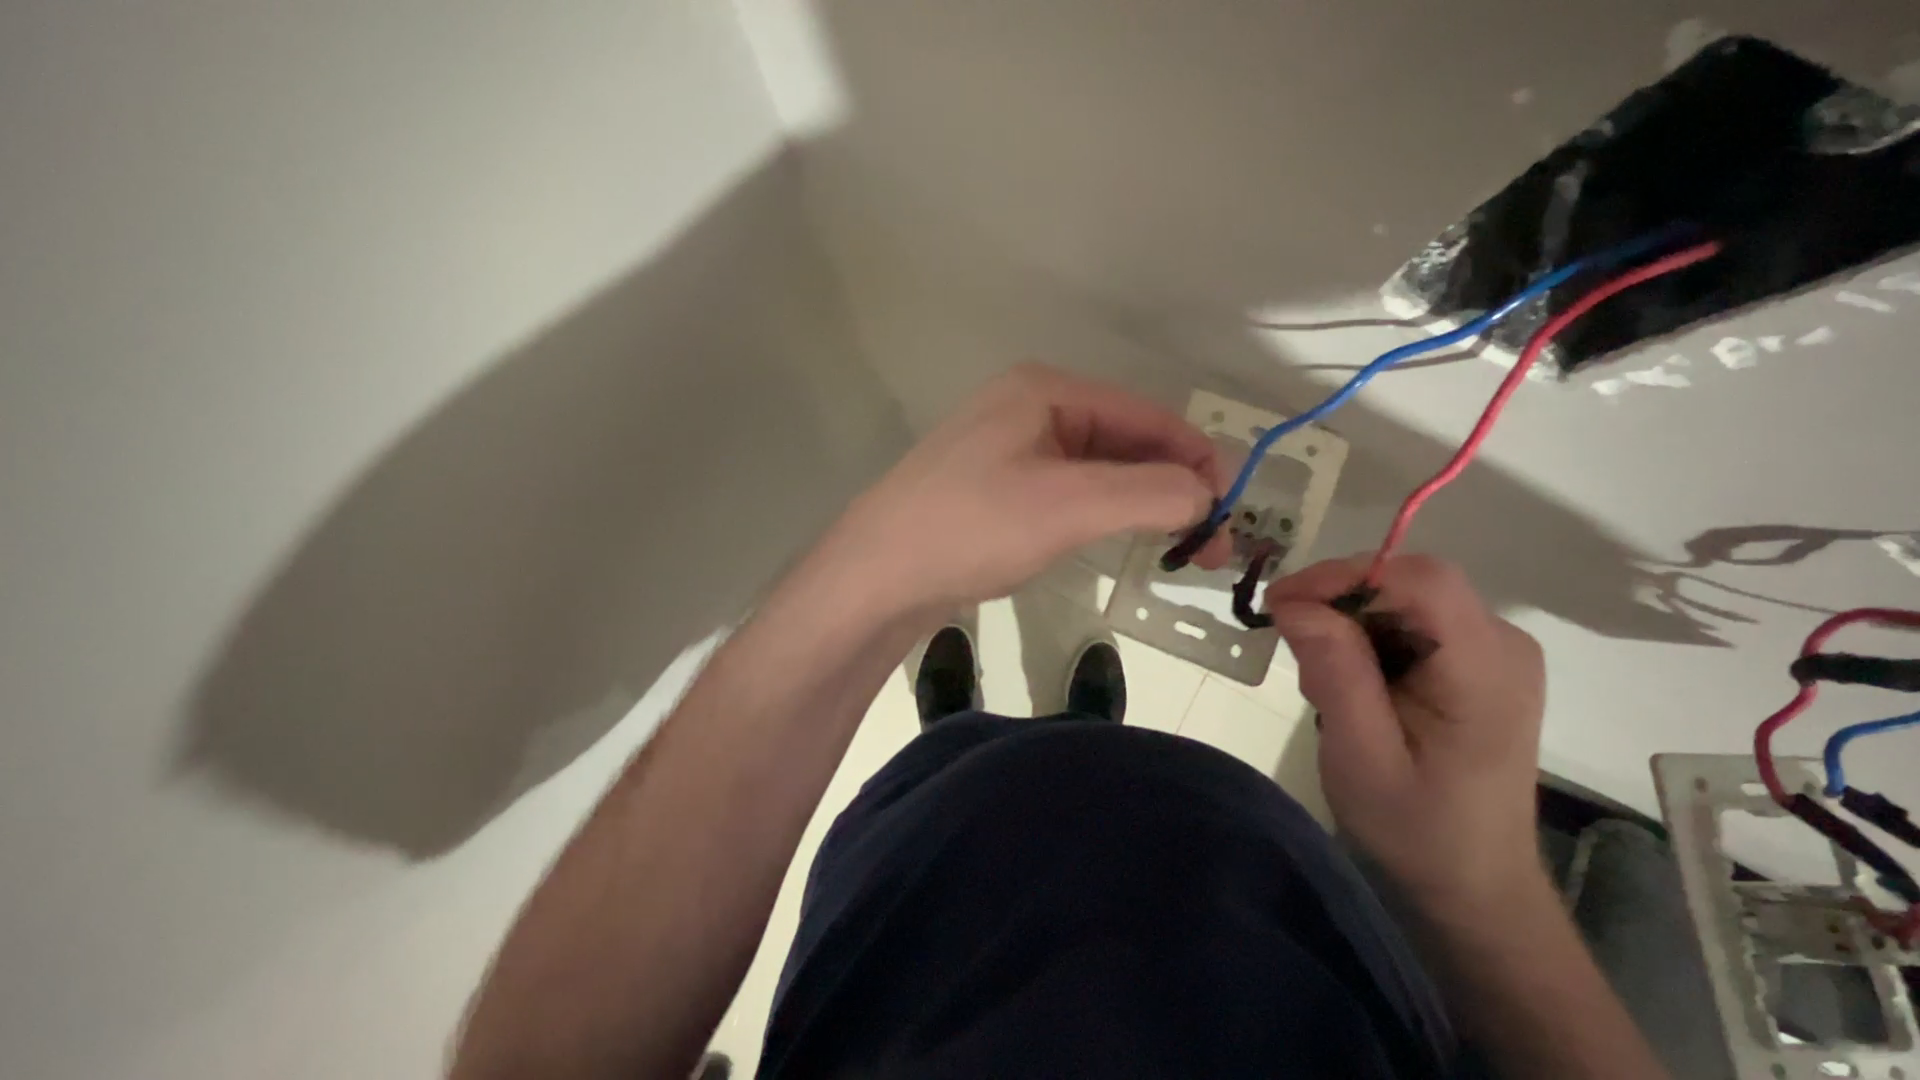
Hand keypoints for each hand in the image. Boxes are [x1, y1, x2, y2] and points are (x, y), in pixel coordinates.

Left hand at [817, 364, 1229, 620]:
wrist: (875, 576)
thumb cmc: (973, 528)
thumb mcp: (1070, 506)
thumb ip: (1151, 492)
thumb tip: (1207, 495)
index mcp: (1046, 390)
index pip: (1147, 415)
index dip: (1196, 459)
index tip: (1230, 513)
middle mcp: (1027, 406)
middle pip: (1124, 439)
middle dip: (1171, 487)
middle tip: (1207, 546)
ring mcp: (1005, 447)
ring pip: (1096, 468)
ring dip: (1139, 502)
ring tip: (1174, 548)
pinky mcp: (992, 487)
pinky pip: (1066, 490)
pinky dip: (1101, 512)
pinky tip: (1116, 540)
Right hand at [1264, 554, 1548, 919]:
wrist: (1474, 882)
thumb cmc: (1416, 827)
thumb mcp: (1361, 757)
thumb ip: (1335, 674)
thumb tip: (1294, 602)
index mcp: (1487, 668)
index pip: (1421, 579)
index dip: (1344, 575)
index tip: (1281, 604)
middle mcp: (1503, 643)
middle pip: (1411, 584)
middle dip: (1340, 603)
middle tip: (1292, 649)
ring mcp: (1496, 651)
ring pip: (1406, 599)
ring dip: (1351, 624)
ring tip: (1325, 687)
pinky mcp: (1480, 662)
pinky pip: (1414, 621)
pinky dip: (1369, 639)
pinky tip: (1355, 687)